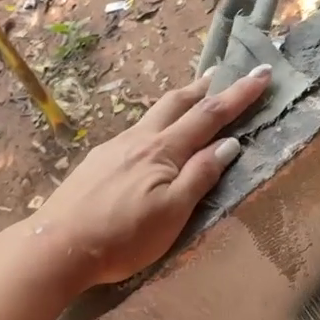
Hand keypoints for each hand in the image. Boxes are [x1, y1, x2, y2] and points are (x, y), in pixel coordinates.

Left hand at [31, 64, 272, 288]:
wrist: (57, 246)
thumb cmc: (123, 237)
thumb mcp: (173, 212)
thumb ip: (200, 176)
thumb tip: (229, 144)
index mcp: (163, 151)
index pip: (210, 116)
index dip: (239, 95)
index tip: (261, 73)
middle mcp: (138, 140)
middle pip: (175, 104)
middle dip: (203, 88)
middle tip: (221, 74)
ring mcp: (113, 149)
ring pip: (152, 117)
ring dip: (177, 104)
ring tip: (190, 100)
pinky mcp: (95, 163)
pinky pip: (134, 133)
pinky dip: (154, 125)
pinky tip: (149, 140)